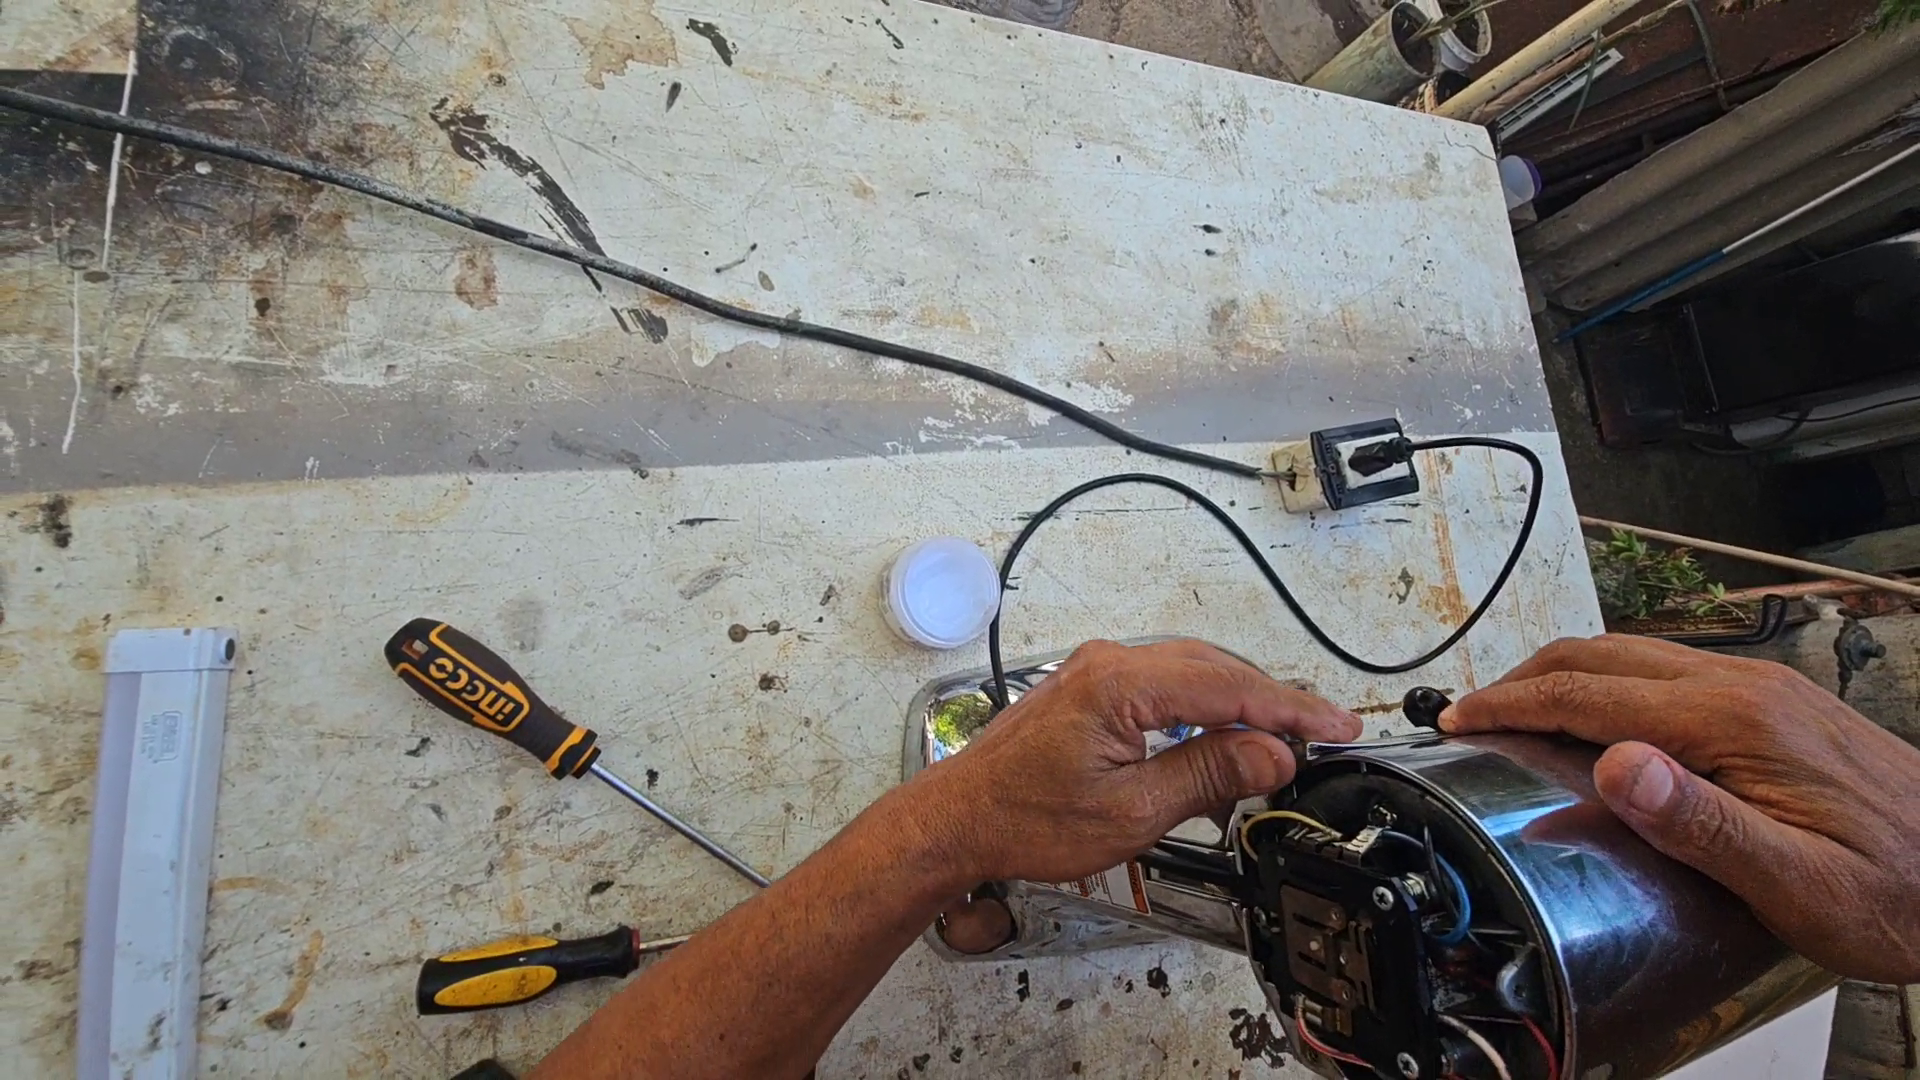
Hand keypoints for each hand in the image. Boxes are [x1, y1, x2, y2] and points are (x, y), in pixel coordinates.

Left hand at [911, 638, 1360, 884]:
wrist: (963, 816)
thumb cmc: (1027, 817)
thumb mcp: (1131, 810)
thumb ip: (1207, 772)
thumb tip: (1272, 752)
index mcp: (1119, 684)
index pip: (1227, 685)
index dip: (1290, 707)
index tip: (1336, 724)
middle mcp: (1107, 663)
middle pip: (1211, 669)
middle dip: (1268, 702)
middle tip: (1316, 736)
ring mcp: (1095, 670)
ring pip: (1188, 672)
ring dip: (1233, 704)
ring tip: (1273, 745)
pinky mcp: (1089, 686)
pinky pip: (1160, 684)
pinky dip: (1197, 708)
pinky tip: (1213, 742)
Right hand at [1442, 634, 1919, 982]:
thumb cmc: (1906, 900)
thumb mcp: (1806, 888)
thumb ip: (1705, 824)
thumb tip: (1614, 762)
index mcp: (1730, 720)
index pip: (1582, 693)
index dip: (1507, 704)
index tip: (1457, 720)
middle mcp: (1735, 683)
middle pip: (1592, 655)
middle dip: (1519, 679)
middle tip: (1476, 716)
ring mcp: (1753, 683)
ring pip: (1620, 652)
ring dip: (1554, 674)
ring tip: (1519, 712)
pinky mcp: (1766, 695)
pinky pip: (1654, 666)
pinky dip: (1596, 679)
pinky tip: (1593, 714)